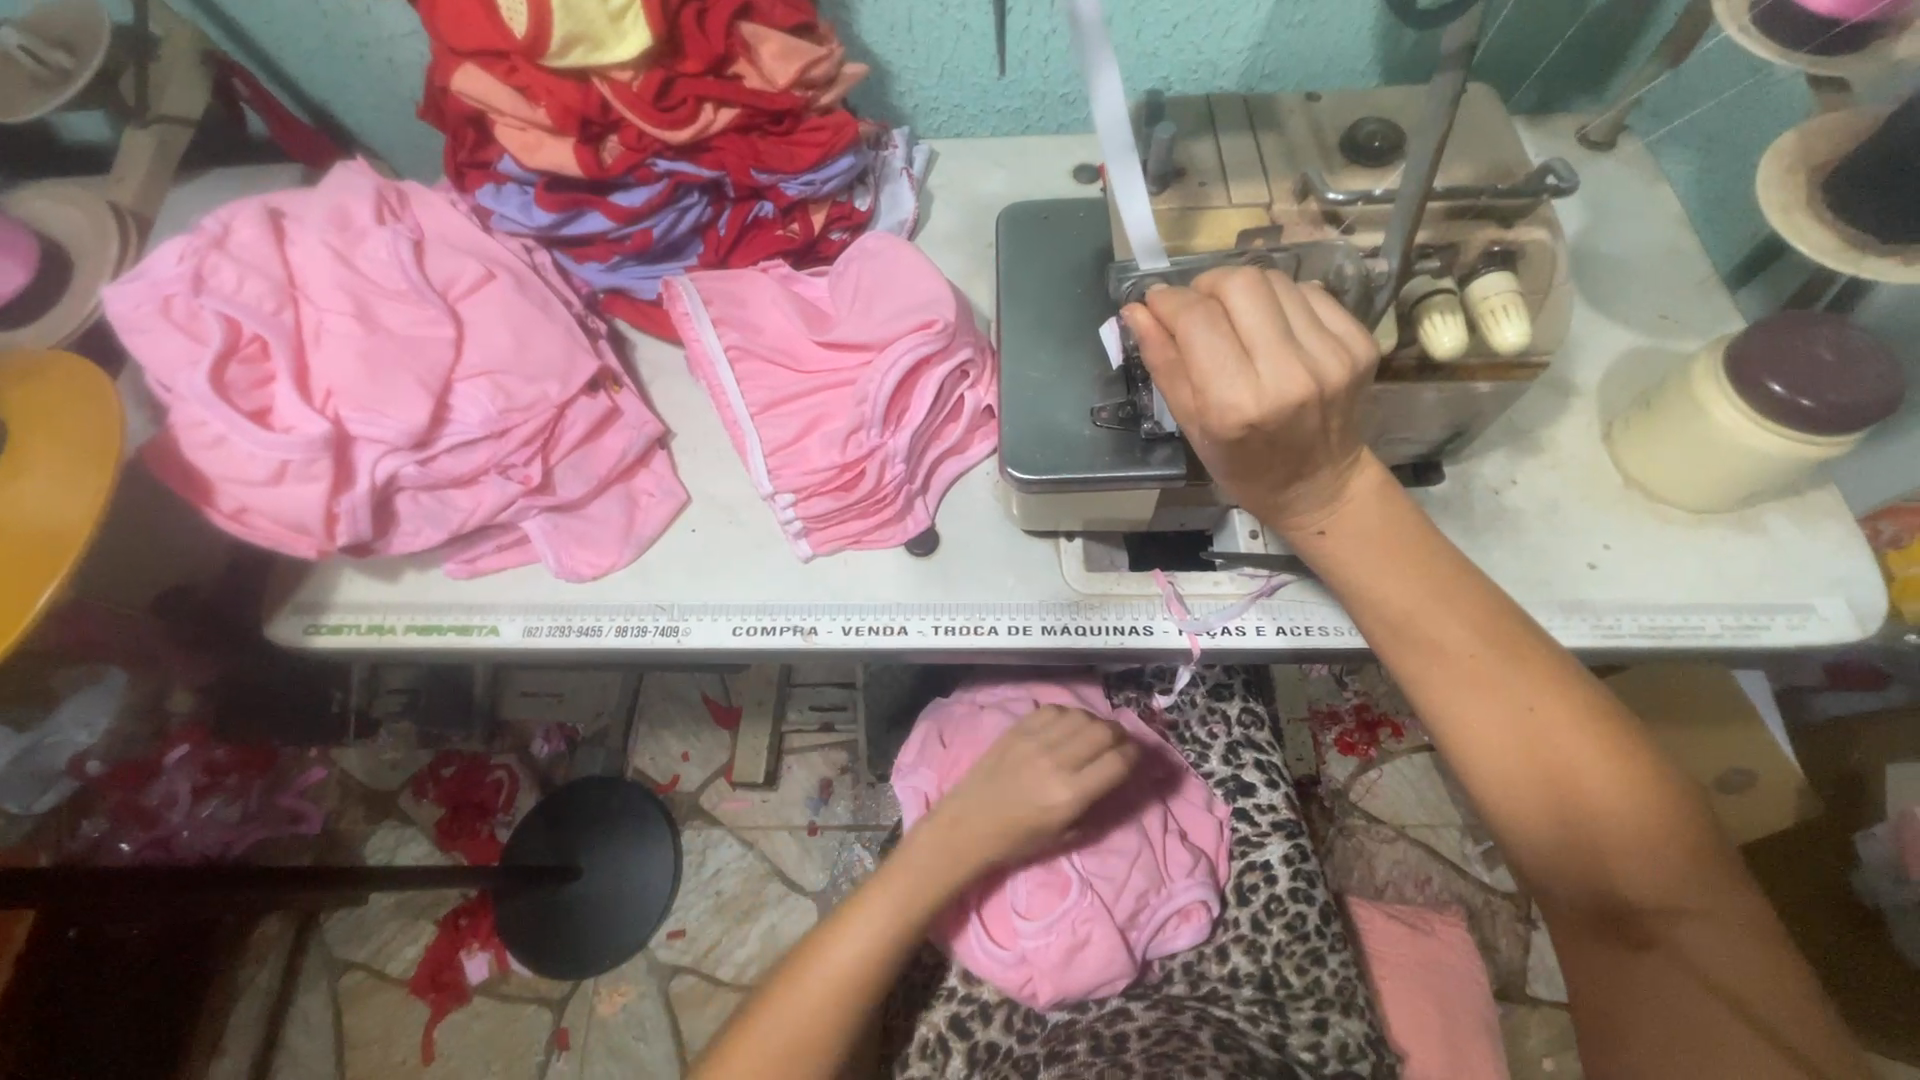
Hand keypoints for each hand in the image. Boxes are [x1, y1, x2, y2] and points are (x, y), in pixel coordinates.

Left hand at [918, 706, 1139, 872]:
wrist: (969, 824)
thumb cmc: (1019, 840)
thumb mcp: (1067, 835)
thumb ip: (1098, 804)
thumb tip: (1122, 777)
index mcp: (1070, 794)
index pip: (1119, 761)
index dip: (1136, 756)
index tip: (1138, 757)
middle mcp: (1056, 761)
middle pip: (1105, 731)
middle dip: (1120, 736)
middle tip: (1120, 744)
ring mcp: (1034, 741)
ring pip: (1081, 715)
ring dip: (1096, 722)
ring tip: (1095, 734)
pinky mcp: (1017, 729)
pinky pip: (1054, 710)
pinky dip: (1068, 715)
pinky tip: (1068, 726)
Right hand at [1121, 266, 1381, 536]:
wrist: (1318, 485)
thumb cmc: (1242, 464)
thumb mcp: (1190, 424)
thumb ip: (1163, 363)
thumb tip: (1135, 310)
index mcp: (1234, 405)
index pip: (1197, 319)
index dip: (1169, 301)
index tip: (1157, 303)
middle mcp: (1287, 375)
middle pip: (1240, 284)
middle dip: (1207, 285)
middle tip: (1198, 307)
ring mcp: (1330, 357)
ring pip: (1275, 281)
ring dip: (1243, 291)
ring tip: (1235, 318)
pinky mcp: (1360, 345)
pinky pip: (1311, 293)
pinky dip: (1282, 301)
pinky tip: (1273, 328)